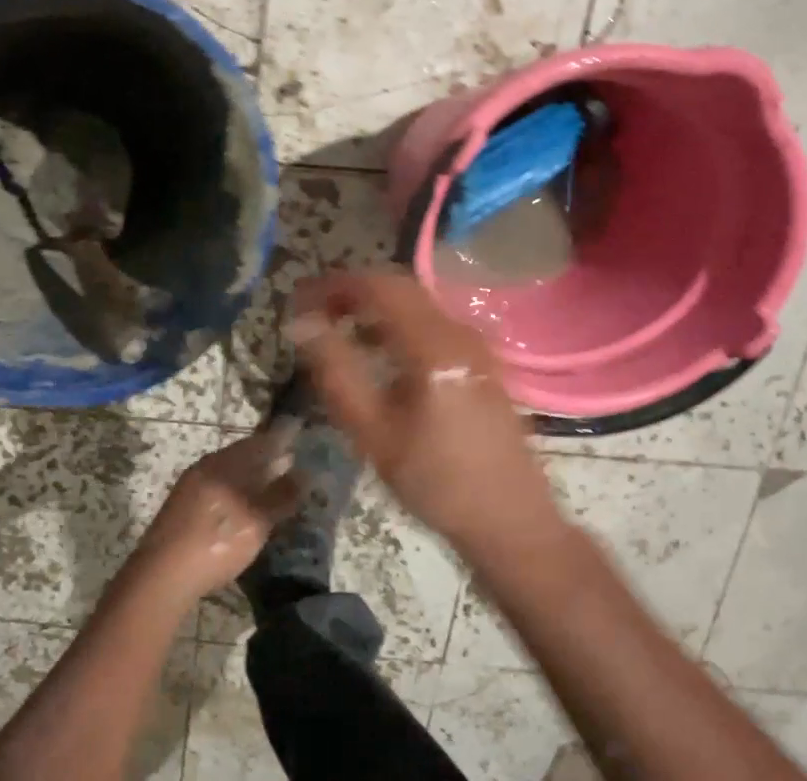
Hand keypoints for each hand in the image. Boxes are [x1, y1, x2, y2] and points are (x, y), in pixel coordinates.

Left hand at [129, 431, 300, 603]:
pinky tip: (244, 506)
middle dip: (266, 459)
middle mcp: (204, 467)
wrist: (164, 573)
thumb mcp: (256, 521)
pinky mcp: (183, 506)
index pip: (258, 442)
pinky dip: (235, 491)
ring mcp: (190, 486)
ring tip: (273, 488)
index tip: (301, 440)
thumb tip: (305, 472)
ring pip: (228, 472)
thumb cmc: (216, 543)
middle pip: (241, 456)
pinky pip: (217, 487)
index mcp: (222, 463)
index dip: (280, 440)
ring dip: (250, 476)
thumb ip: (281, 496)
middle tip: (293, 466)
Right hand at [289, 272, 563, 555]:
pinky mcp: (480, 362)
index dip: (332, 285)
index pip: (376, 286)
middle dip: (350, 291)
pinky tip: (375, 352)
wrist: (509, 521)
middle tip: (311, 311)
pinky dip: (395, 323)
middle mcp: (458, 332)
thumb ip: (334, 368)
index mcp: (433, 344)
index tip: (297, 299)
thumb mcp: (370, 429)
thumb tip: (300, 322)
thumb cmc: (434, 479)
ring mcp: (475, 346)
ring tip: (335, 328)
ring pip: (416, 304)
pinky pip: (430, 323)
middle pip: (398, 287)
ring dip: (372, 306)